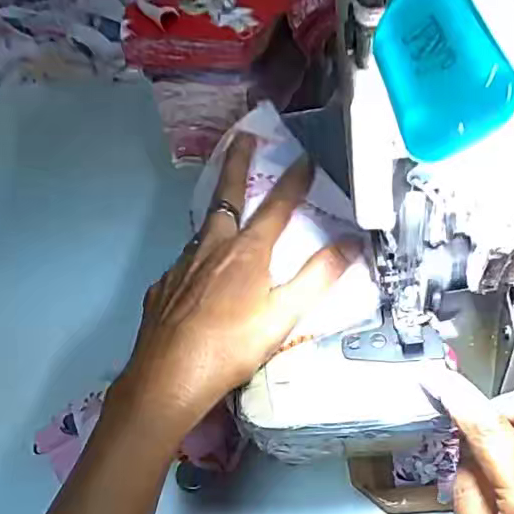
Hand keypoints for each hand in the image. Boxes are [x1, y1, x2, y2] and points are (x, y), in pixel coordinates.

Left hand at [117, 133, 350, 437]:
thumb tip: (351, 244)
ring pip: (202, 230)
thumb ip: (318, 278)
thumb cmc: (231, 347)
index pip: (277, 206)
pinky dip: (196, 260)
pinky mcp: (162, 288)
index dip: (294, 181)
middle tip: (243, 137)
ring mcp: (181, 266)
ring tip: (225, 213)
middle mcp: (211, 249)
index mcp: (246, 252)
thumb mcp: (284, 316)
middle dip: (237, 163)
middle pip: (226, 196)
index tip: (305, 159)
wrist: (170, 376)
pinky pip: (183, 264)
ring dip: (217, 213)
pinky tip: (197, 277)